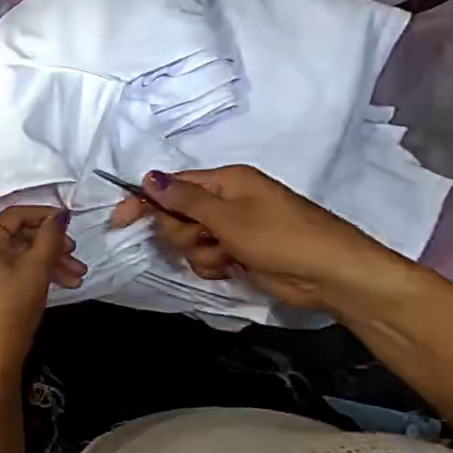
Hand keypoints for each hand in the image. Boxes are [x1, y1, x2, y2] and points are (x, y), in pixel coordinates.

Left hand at [0, 206, 85, 376]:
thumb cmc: (15, 303)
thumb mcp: (37, 267)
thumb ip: (50, 236)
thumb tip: (60, 214)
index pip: (15, 215)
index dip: (44, 215)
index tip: (70, 221)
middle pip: (21, 235)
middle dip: (53, 245)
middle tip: (76, 253)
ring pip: (23, 254)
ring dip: (52, 261)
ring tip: (79, 275)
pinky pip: (18, 268)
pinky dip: (40, 272)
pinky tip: (67, 282)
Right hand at [109, 165, 408, 312]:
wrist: (331, 275)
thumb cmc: (282, 237)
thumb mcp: (227, 216)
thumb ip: (183, 199)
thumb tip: (148, 177)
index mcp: (225, 181)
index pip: (171, 186)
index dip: (144, 201)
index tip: (120, 220)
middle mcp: (225, 201)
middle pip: (175, 216)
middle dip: (183, 234)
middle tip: (205, 240)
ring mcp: (231, 228)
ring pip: (187, 241)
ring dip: (200, 253)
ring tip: (227, 256)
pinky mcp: (236, 251)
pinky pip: (204, 257)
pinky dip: (213, 265)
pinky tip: (233, 268)